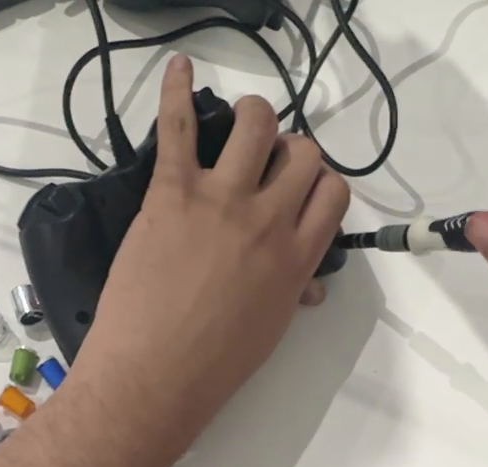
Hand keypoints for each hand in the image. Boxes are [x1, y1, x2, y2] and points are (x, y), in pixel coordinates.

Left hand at [74, 55, 349, 426]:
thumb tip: (310, 287)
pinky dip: (175, 92)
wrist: (154, 376)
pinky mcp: (172, 193)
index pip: (333, 191)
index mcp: (297, 259)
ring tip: (238, 132)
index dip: (319, 183)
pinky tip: (178, 69)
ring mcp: (220, 200)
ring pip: (255, 122)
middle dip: (289, 152)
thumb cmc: (214, 366)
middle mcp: (268, 220)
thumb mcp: (269, 332)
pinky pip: (177, 126)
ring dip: (252, 119)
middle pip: (301, 151)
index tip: (300, 192)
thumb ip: (292, 295)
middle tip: (266, 168)